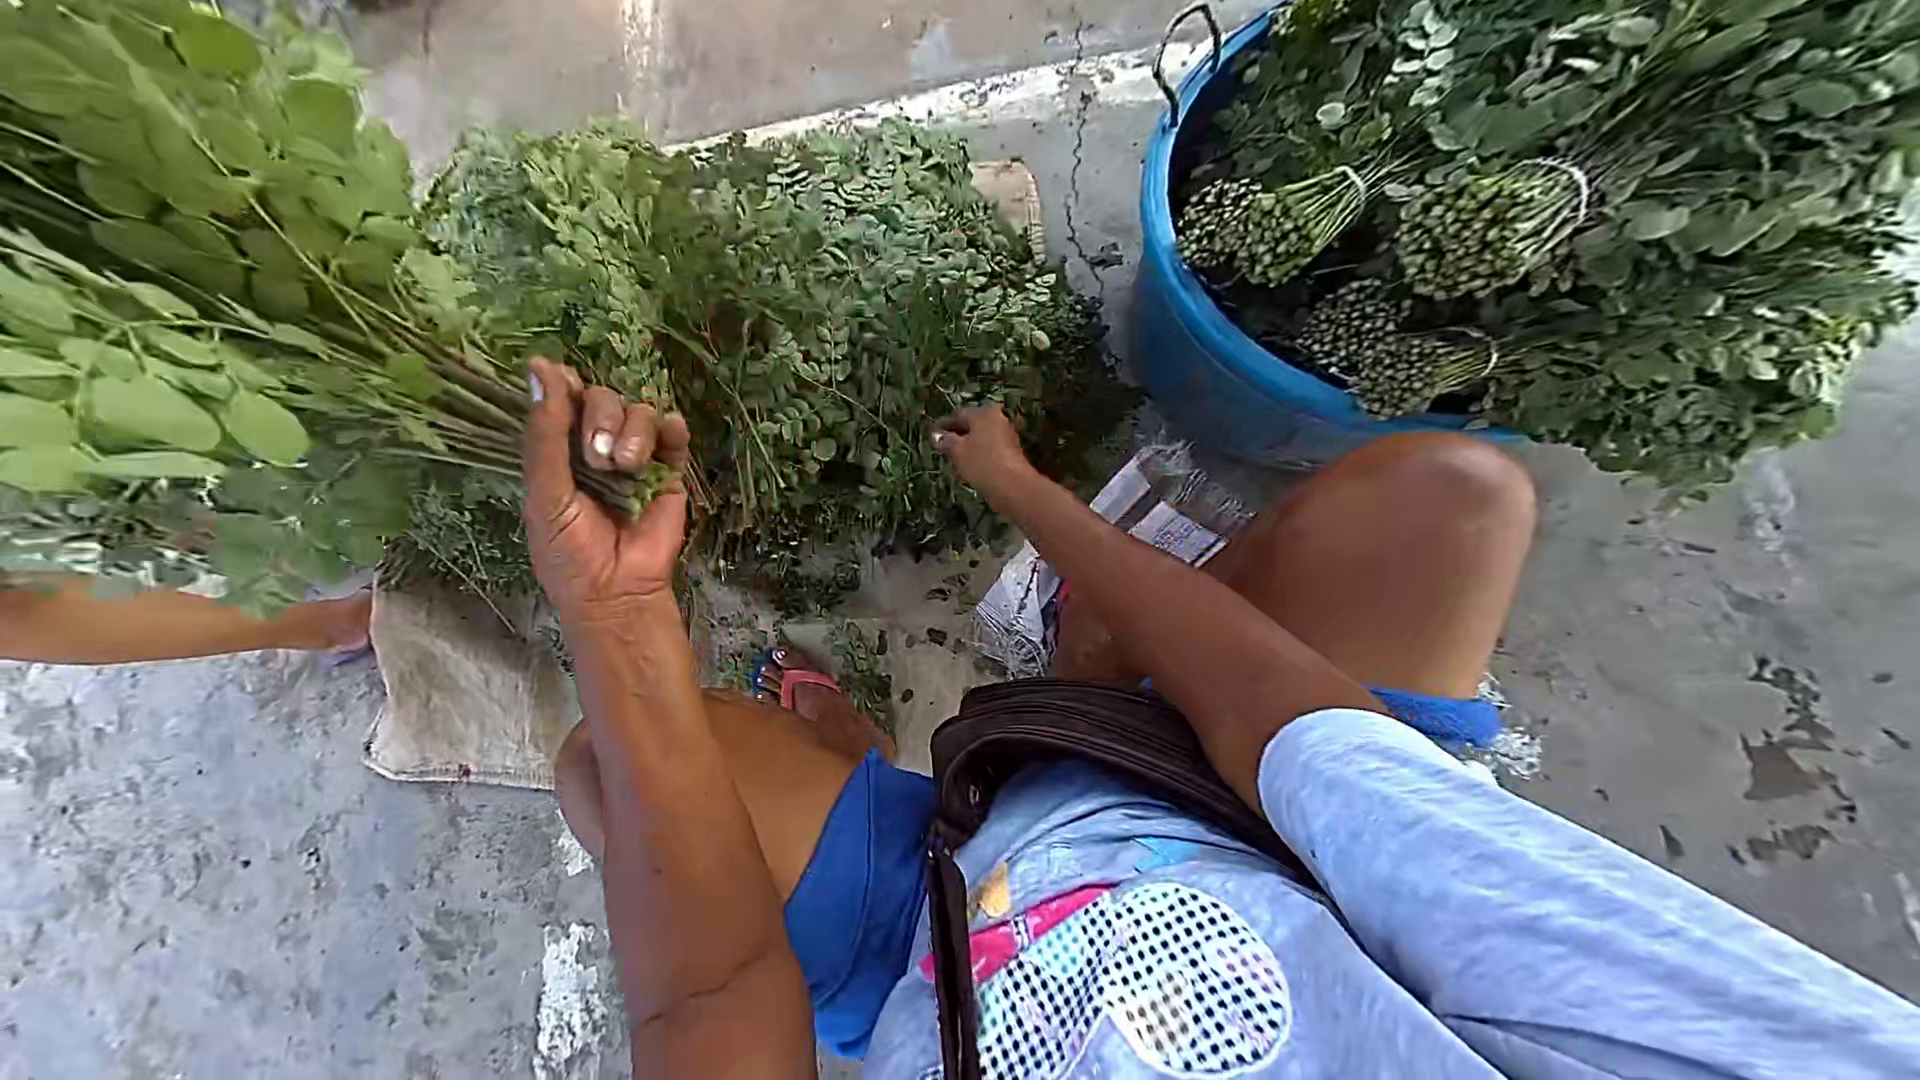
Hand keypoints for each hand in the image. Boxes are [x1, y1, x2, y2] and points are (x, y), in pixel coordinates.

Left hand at [522, 356, 690, 618]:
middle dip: (601, 416)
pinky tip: (667, 437)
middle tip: (598, 457)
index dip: (566, 384)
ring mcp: (638, 458)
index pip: (564, 399)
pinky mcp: (672, 472)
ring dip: (633, 431)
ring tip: (627, 467)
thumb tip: (540, 366)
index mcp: (559, 450)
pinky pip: (675, 434)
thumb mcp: (545, 492)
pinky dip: (672, 428)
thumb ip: (545, 434)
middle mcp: (598, 446)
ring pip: (640, 412)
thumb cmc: (569, 549)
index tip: (566, 379)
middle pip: (604, 399)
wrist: (616, 589)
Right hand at [933, 405, 1037, 497]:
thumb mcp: (957, 450)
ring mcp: (1005, 438)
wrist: (1011, 486)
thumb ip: (945, 440)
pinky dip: (976, 458)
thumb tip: (937, 436)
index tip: (932, 434)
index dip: (943, 425)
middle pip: (971, 427)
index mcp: (985, 414)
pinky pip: (987, 452)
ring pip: (979, 441)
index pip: (958, 414)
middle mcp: (998, 421)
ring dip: (965, 450)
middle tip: (941, 448)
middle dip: (955, 438)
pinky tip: (967, 470)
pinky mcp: (1009, 455)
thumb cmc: (981, 462)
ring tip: (952, 462)